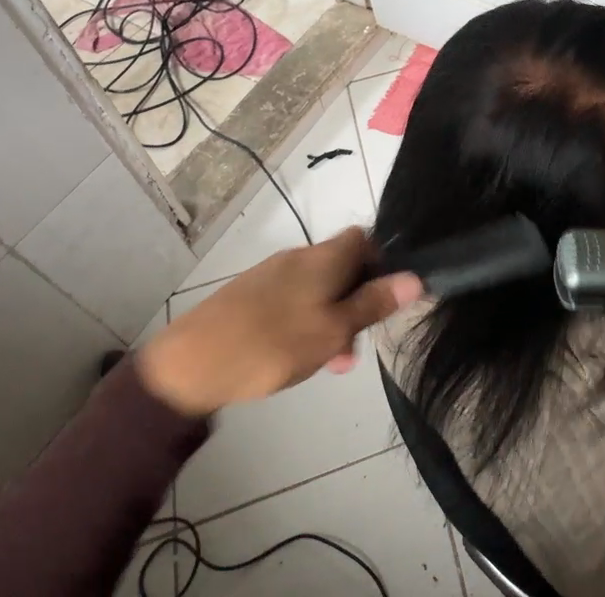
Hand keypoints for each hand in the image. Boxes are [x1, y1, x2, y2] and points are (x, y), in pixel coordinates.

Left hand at [137, 227, 421, 415]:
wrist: (189, 365)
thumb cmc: (273, 344)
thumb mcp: (334, 329)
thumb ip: (374, 303)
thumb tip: (415, 278)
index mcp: (324, 257)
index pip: (365, 239)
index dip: (383, 263)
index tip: (387, 298)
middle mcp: (298, 257)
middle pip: (343, 266)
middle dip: (357, 300)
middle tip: (357, 343)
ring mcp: (270, 275)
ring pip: (318, 288)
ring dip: (332, 317)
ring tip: (329, 362)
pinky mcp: (249, 296)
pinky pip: (292, 301)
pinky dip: (305, 322)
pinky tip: (298, 357)